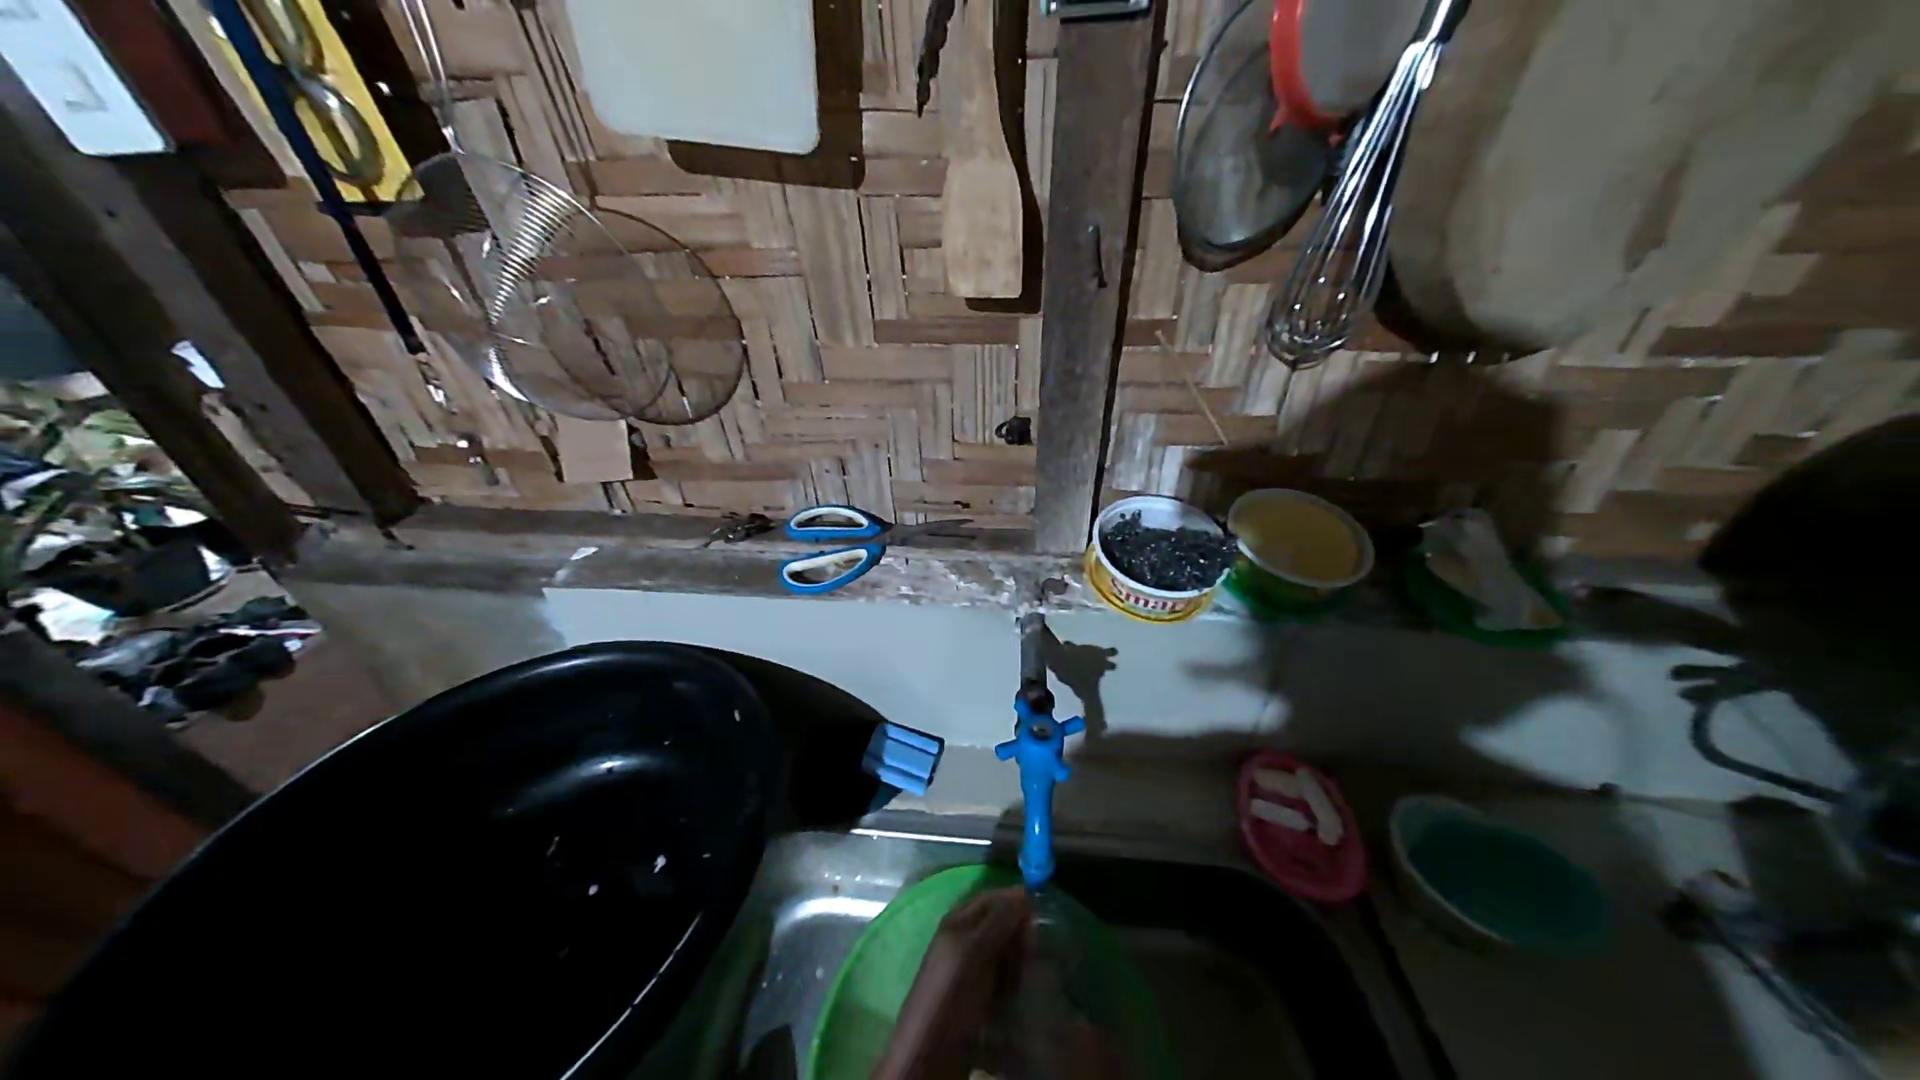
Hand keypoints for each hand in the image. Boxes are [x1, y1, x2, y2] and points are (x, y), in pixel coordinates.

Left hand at [871, 887, 1030, 1079]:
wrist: (932, 1051)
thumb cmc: (949, 993)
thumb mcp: (972, 949)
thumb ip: (997, 919)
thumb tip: (1024, 892)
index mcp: (959, 920)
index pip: (994, 898)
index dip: (1016, 902)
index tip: (1038, 916)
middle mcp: (966, 938)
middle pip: (1004, 924)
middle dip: (1019, 937)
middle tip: (1027, 956)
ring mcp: (973, 967)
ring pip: (1008, 951)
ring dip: (1018, 963)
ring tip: (1015, 981)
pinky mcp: (982, 994)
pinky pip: (1006, 977)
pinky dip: (1013, 984)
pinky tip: (1011, 997)